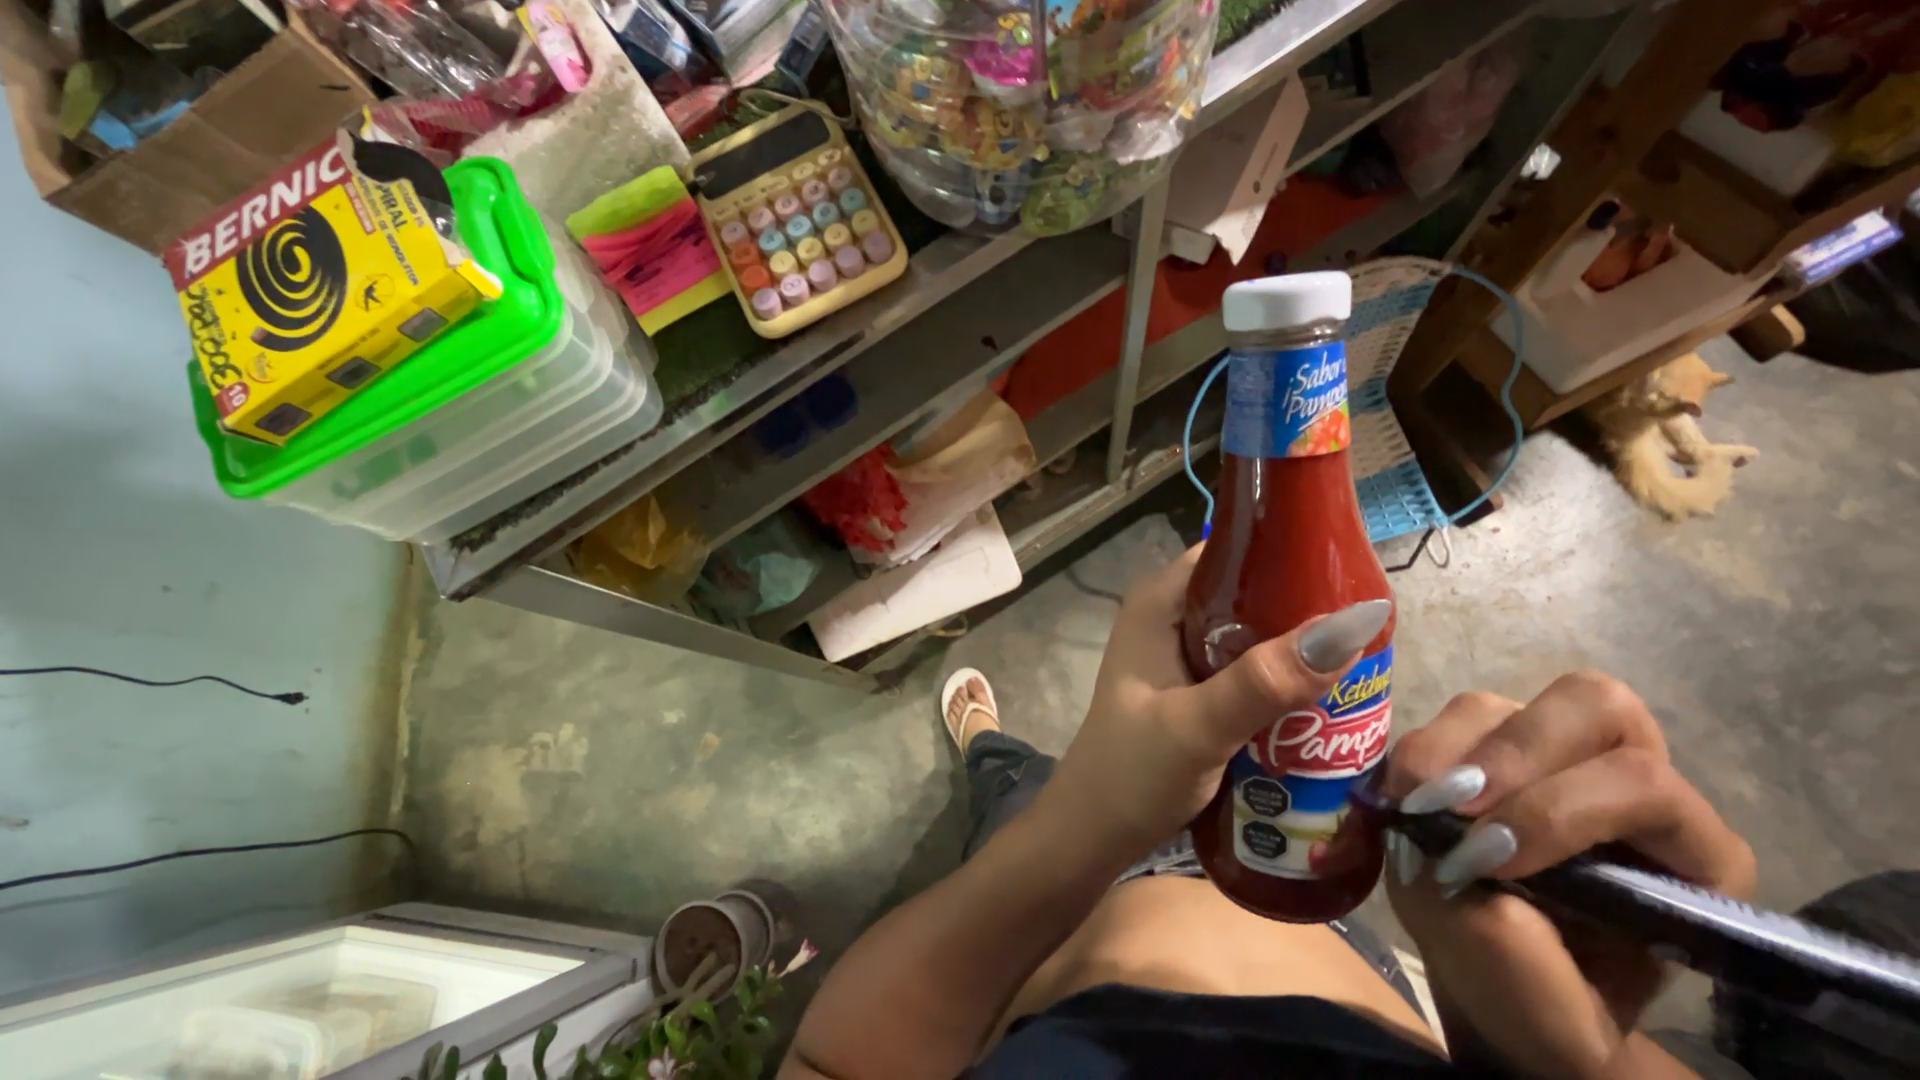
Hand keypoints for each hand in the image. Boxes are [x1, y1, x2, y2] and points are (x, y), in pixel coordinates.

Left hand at [1043, 544, 1391, 860]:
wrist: (1094, 835)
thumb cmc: (1130, 776)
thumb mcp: (1198, 726)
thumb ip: (1264, 681)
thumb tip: (1352, 624)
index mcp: (1160, 602)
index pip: (1233, 551)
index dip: (1290, 555)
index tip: (1354, 575)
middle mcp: (1171, 617)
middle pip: (1252, 593)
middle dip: (1305, 611)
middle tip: (1375, 634)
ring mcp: (1183, 655)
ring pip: (1256, 635)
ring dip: (1298, 651)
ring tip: (1364, 666)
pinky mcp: (1197, 690)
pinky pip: (1252, 671)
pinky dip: (1284, 681)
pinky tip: (1326, 699)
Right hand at [1384, 673, 1756, 1079]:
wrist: (1496, 994)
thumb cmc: (1540, 1003)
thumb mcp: (1541, 1001)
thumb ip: (1494, 925)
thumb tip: (1435, 849)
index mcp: (1689, 854)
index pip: (1644, 785)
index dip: (1557, 812)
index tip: (1482, 862)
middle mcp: (1625, 783)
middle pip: (1592, 704)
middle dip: (1512, 753)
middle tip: (1449, 806)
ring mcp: (1547, 758)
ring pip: (1499, 706)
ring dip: (1448, 755)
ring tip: (1414, 812)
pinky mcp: (1480, 752)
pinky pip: (1440, 723)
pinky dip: (1412, 760)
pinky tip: (1402, 806)